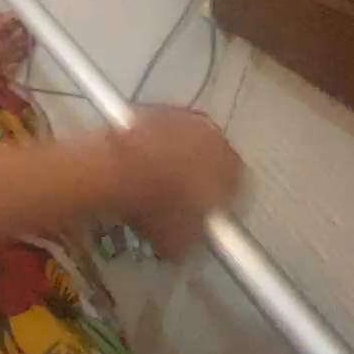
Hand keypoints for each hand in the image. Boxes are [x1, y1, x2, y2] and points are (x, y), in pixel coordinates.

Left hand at [102, 108, 242, 259]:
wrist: (120, 169)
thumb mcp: (178, 242)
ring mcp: (180, 116)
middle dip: (192, 175)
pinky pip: (153, 130)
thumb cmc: (159, 208)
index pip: (233, 187)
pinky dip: (145, 143)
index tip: (195, 215)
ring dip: (168, 155)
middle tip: (169, 197)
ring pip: (180, 141)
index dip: (213, 202)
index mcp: (233, 168)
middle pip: (207, 157)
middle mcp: (214, 136)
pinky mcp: (148, 108)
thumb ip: (190, 240)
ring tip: (146, 179)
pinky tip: (131, 160)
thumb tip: (180, 245)